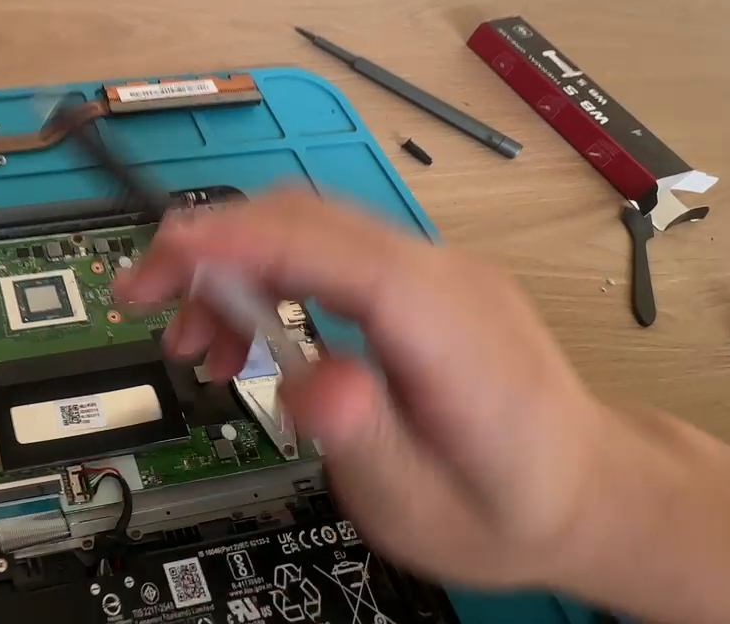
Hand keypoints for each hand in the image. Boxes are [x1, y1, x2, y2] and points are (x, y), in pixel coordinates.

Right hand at [114, 189, 610, 587]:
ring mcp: (422, 262)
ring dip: (224, 266)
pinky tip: (237, 334)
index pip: (332, 250)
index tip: (162, 256)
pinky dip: (255, 276)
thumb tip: (307, 382)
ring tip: (190, 341)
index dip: (239, 240)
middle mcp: (436, 271)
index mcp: (451, 326)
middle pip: (301, 219)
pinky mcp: (402, 272)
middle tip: (141, 295)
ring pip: (297, 225)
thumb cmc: (506, 508)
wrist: (588, 489)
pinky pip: (314, 248)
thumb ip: (364, 442)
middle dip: (206, 245)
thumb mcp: (428, 511)